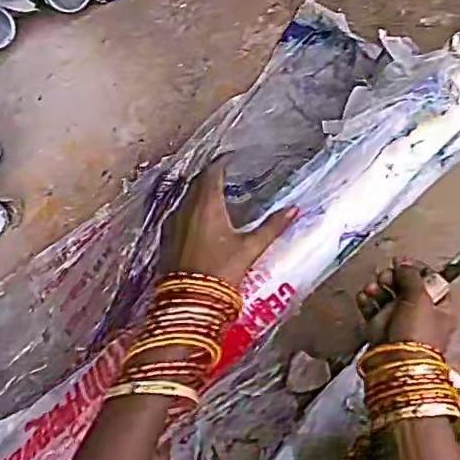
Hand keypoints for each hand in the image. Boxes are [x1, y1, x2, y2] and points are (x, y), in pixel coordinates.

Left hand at [165, 156, 294, 286]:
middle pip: (197, 182)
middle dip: (211, 175)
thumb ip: (272, 226)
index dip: (222, 162)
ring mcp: (172, 222)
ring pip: (186, 197)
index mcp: (207, 205)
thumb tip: (294, 209)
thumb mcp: (250, 247)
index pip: (212, 172)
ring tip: (216, 194)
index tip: (232, 158)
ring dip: (200, 191)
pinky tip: (201, 218)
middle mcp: (185, 208)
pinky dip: (191, 207)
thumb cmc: (221, 271)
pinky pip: (179, 212)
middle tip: (226, 173)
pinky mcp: (166, 237)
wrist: (189, 300)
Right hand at [357, 261, 456, 351]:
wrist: (396, 364)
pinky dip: (367, 301)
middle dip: (392, 278)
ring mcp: (399, 322)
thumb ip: (411, 276)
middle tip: (385, 277)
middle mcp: (420, 314)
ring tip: (372, 289)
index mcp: (440, 307)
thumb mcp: (420, 297)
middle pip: (404, 286)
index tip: (401, 262)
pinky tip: (364, 298)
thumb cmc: (416, 332)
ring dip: (377, 288)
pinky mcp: (380, 330)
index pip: (430, 280)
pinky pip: (372, 309)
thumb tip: (403, 264)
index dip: (415, 269)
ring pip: (386, 296)